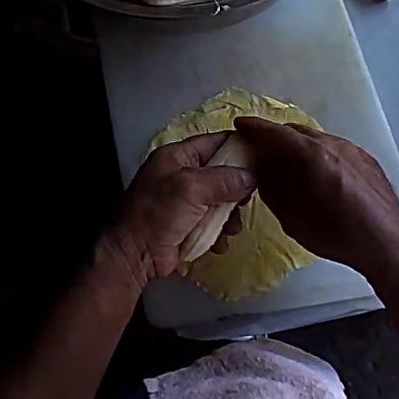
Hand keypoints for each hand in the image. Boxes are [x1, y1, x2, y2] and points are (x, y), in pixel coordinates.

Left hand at [108, 133, 256, 284]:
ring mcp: (186, 201)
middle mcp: (184, 174)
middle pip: (224, 173)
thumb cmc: (157, 214)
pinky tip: (219, 242)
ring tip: (230, 228)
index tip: (264, 159)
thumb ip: (224, 179)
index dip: (240, 147)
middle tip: (245, 201)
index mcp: (179, 156)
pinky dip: (220, 232)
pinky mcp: (190, 224)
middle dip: (237, 189)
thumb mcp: (191, 188)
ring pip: (223, 200)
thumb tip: (252, 177)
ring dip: (230, 216)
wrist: (134, 255)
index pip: (217, 142)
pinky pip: (215, 222)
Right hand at [232, 117, 398, 286]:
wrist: (388, 242)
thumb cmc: (337, 234)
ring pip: (316, 139)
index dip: (254, 128)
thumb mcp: (293, 217)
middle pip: (295, 131)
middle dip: (275, 137)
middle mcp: (332, 144)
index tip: (240, 126)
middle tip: (259, 150)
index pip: (274, 133)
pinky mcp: (365, 158)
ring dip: (297, 146)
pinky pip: (333, 148)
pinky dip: (317, 154)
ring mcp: (351, 149)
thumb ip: (274, 188)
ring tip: (286, 165)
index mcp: (312, 155)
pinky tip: (315, 175)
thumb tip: (262, 169)